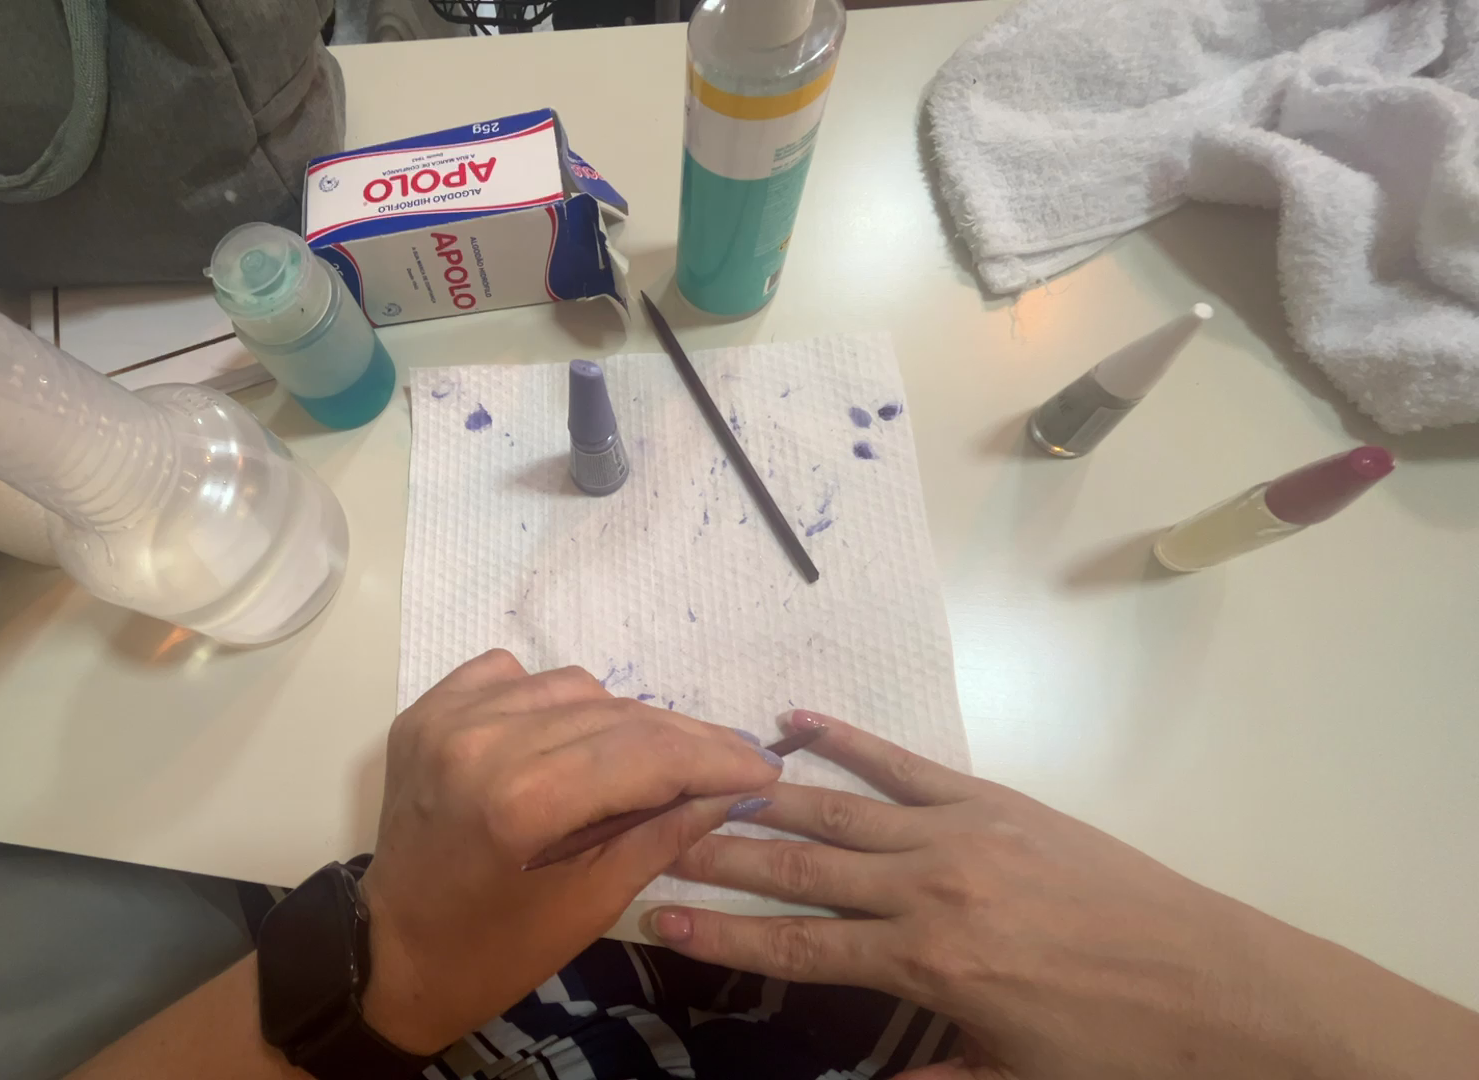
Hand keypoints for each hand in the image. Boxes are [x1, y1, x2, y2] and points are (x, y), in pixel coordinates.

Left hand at [357, 649, 783, 1054]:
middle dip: (680, 736)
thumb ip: (666, 829)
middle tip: (723, 759)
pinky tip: (557, 735)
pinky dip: (547, 698)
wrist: (392, 949)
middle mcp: (481, 740)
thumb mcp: (593, 903)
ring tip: (634, 758)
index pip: (644, 752)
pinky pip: (511, 673)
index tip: (760, 764)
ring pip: (569, 685)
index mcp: (522, 801)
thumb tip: (731, 785)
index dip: (713, 754)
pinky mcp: (426, 708)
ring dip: (615, 717)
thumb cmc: (497, 948)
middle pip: (613, 714)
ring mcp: (447, 716)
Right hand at [645, 711, 1478, 1079]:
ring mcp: (950, 830)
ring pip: (832, 805)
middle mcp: (922, 886)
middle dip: (718, 854)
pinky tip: (793, 717)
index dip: (723, 935)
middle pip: (797, 865)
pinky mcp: (982, 796)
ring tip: (702, 779)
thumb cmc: (1128, 1054)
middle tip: (656, 837)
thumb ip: (937, 1077)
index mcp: (927, 963)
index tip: (659, 920)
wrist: (1241, 994)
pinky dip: (842, 736)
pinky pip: (897, 760)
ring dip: (761, 794)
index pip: (796, 946)